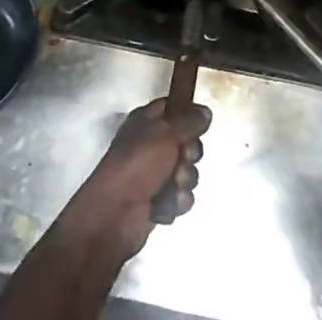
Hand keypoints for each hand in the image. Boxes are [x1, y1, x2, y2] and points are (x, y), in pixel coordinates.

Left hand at [60, 98, 211, 260]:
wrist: (116, 213)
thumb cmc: (138, 164)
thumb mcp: (165, 134)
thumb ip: (188, 121)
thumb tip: (206, 110)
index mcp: (146, 121)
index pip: (173, 107)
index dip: (188, 114)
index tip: (202, 123)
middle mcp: (151, 144)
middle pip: (187, 141)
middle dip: (191, 153)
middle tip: (183, 158)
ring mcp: (155, 173)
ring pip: (188, 171)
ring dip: (185, 180)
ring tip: (173, 185)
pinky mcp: (160, 199)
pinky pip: (182, 196)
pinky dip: (177, 201)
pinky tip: (166, 205)